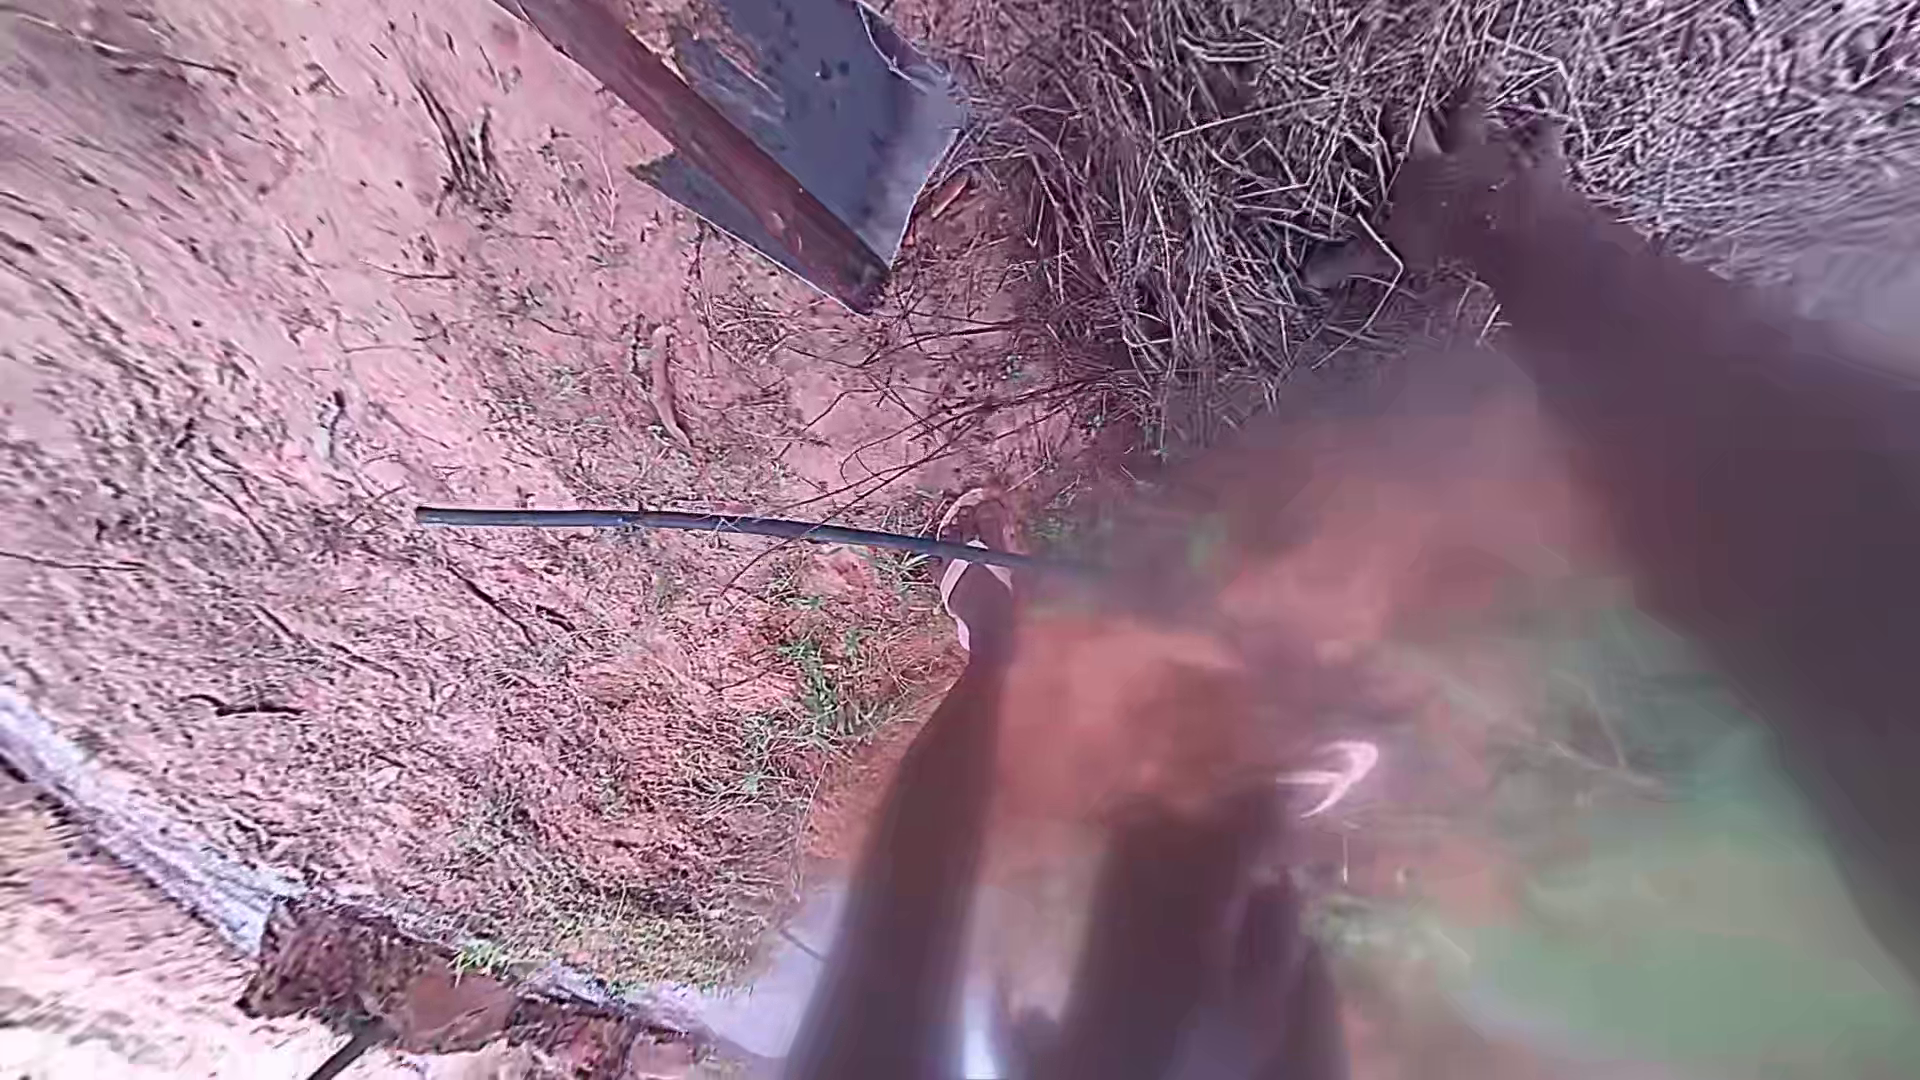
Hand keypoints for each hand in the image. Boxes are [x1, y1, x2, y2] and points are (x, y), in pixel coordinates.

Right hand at [1304, 84, 1578, 286]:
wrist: (1512, 232)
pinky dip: (1544, 127)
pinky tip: (1546, 118)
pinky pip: (1546, 136)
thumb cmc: (1445, 242)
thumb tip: (1310, 276)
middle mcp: (1461, 151)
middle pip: (1459, 116)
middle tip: (1464, 75)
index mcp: (1420, 171)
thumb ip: (1351, 259)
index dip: (1396, 121)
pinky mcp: (1543, 160)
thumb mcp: (1387, 254)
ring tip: (1493, 80)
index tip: (1392, 104)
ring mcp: (1504, 151)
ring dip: (1497, 104)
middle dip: (1458, 99)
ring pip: (1499, 119)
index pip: (1403, 137)